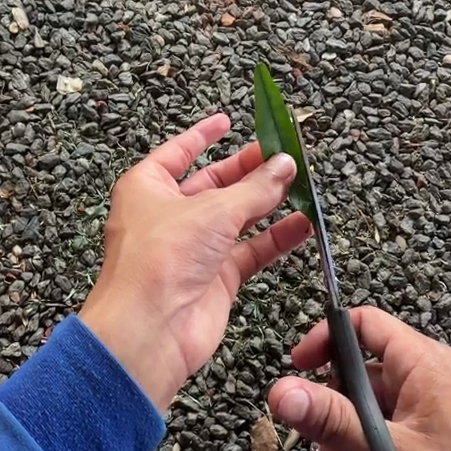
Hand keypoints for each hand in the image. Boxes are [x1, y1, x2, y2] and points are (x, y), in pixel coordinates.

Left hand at [79, 113, 312, 410]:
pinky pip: (250, 250)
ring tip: (301, 184)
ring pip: (236, 217)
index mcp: (147, 187)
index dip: (203, 135)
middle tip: (283, 155)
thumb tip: (284, 166)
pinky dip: (276, 238)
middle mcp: (168, 215)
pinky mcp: (213, 277)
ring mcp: (192, 247)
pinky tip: (303, 224)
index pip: (179, 152)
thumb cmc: (158, 260)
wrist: (149, 329)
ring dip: (268, 202)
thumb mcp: (211, 211)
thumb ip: (254, 189)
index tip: (227, 121)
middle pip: (214, 183)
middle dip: (249, 170)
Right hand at [267, 308, 450, 450]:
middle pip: (365, 372)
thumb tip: (280, 391)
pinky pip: (402, 435)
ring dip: (352, 443)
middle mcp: (437, 378)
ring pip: (380, 411)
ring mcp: (447, 411)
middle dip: (335, 411)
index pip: (363, 323)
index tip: (296, 370)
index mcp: (426, 364)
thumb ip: (333, 422)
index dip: (324, 340)